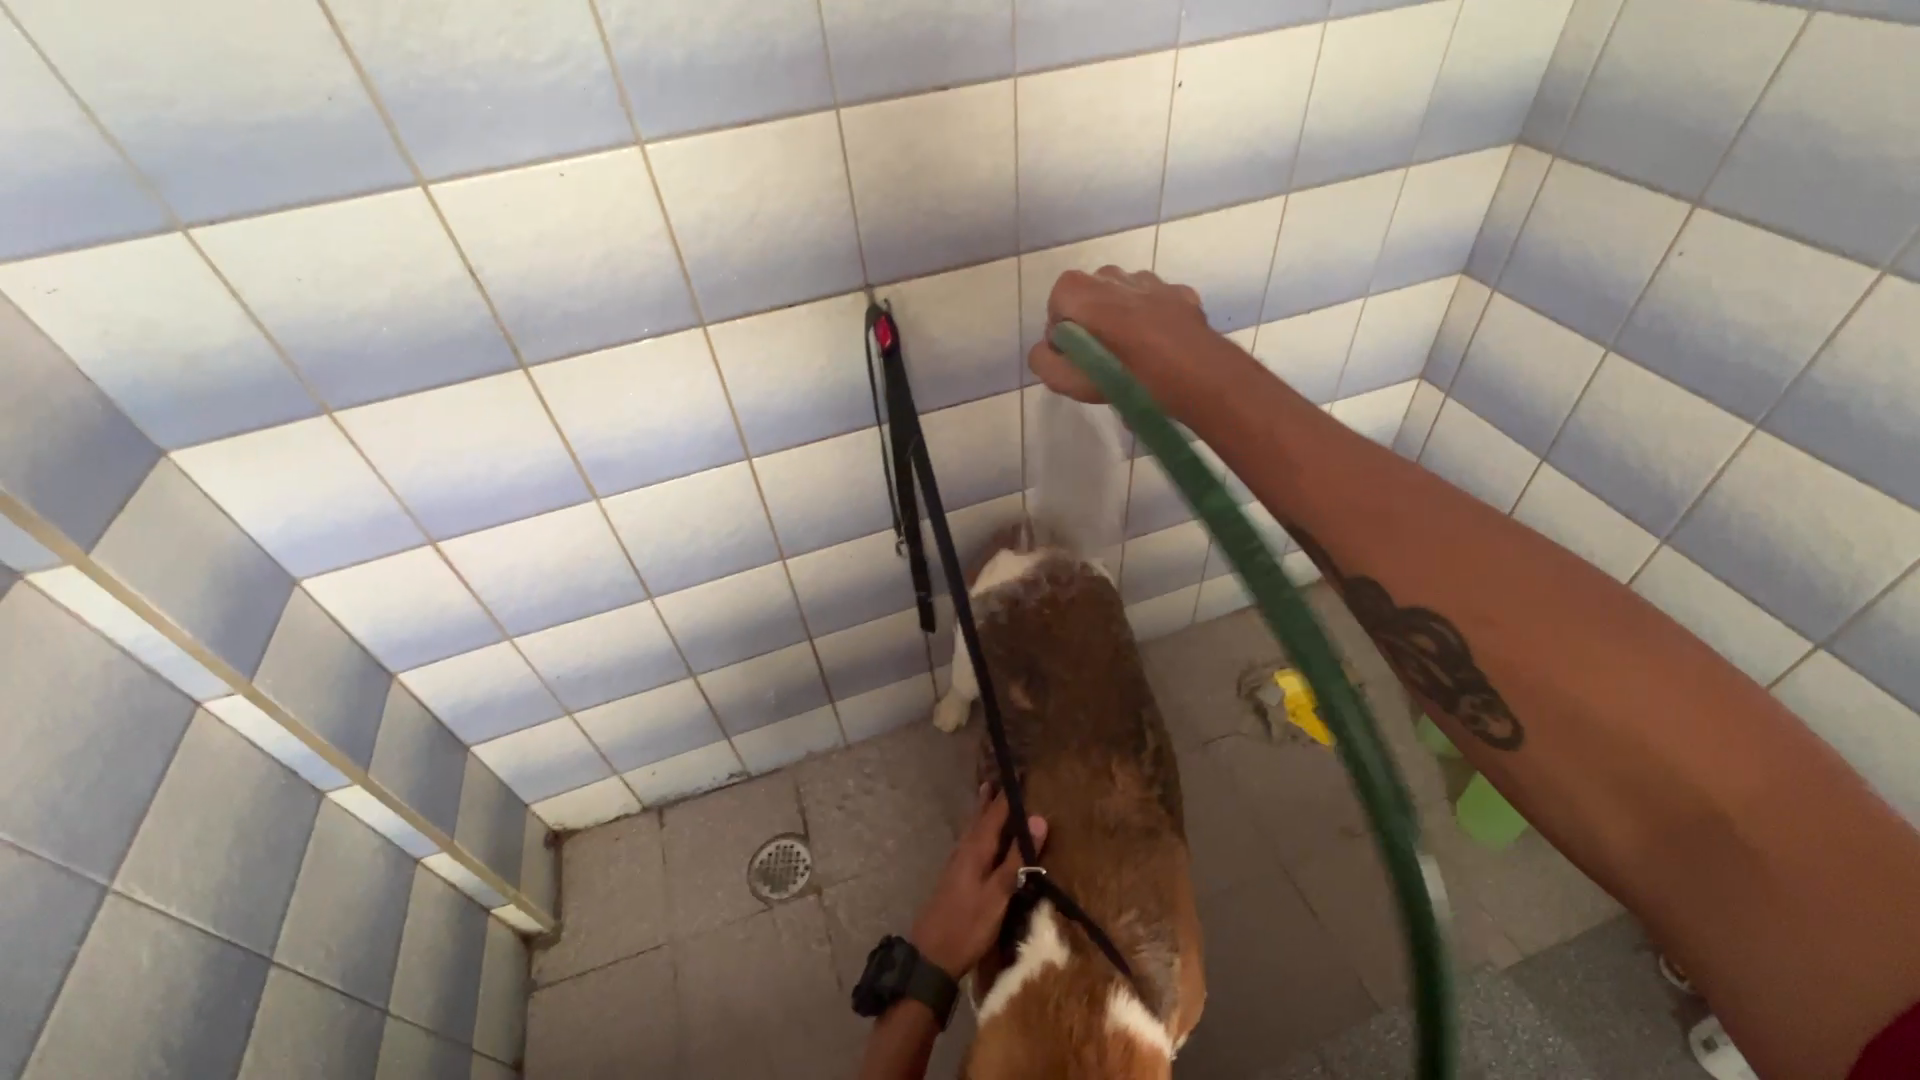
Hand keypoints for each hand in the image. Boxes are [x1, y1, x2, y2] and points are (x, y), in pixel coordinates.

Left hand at [909, 788, 1048, 977]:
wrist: (930, 958)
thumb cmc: (967, 926)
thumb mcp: (998, 895)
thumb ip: (1017, 860)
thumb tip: (1038, 819)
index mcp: (975, 850)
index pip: (995, 813)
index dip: (1008, 795)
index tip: (1019, 772)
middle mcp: (964, 850)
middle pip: (980, 818)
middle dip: (992, 799)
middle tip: (1001, 777)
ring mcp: (957, 865)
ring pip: (973, 830)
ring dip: (983, 813)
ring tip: (989, 796)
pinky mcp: (955, 879)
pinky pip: (971, 843)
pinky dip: (979, 831)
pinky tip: (981, 838)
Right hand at [1027, 267, 1220, 413]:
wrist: (1196, 374)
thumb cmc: (1126, 376)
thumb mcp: (1068, 382)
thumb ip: (1043, 361)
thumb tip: (1046, 349)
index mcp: (1080, 289)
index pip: (1056, 307)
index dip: (1063, 337)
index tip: (1077, 360)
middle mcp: (1112, 274)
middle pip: (1090, 301)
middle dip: (1091, 326)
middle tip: (1104, 361)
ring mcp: (1150, 280)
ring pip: (1124, 300)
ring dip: (1122, 322)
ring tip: (1134, 356)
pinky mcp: (1180, 293)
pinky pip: (1156, 305)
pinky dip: (1153, 323)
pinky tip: (1160, 350)